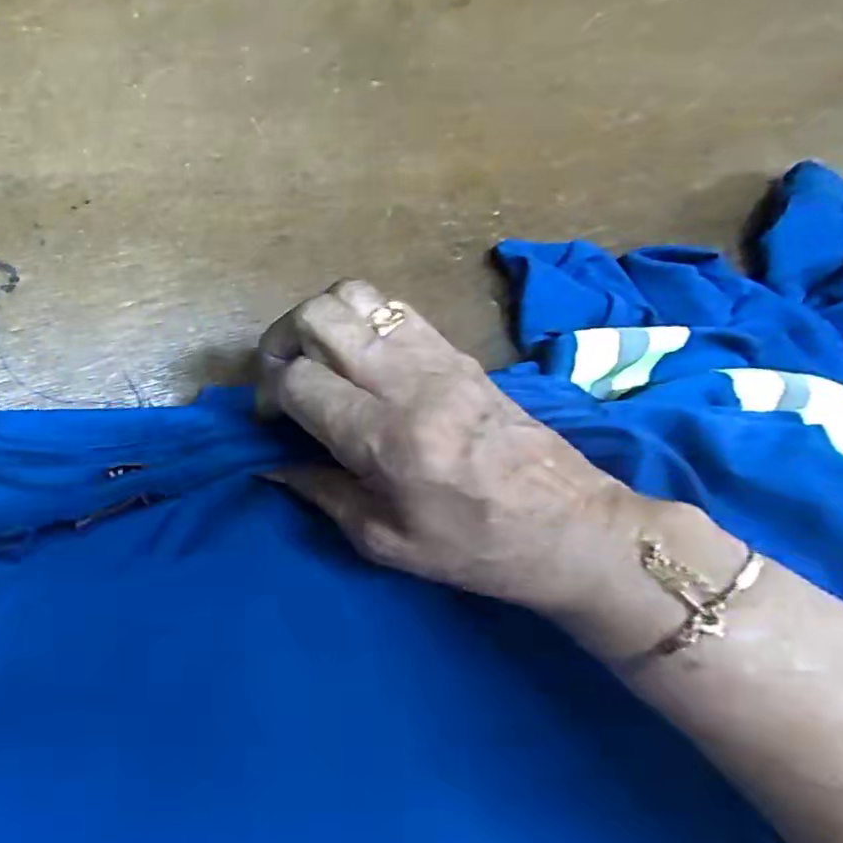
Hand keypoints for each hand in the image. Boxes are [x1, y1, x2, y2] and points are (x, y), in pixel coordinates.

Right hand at [257, 280, 654, 617]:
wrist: (573, 527)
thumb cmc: (475, 548)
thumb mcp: (385, 541)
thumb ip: (321, 493)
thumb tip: (270, 465)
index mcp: (385, 438)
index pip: (299, 379)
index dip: (269, 393)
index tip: (273, 419)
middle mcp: (407, 383)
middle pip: (319, 316)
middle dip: (282, 340)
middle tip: (284, 376)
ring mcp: (436, 358)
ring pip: (355, 295)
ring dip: (320, 320)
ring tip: (318, 358)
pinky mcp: (458, 350)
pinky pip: (394, 306)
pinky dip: (361, 318)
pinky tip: (362, 357)